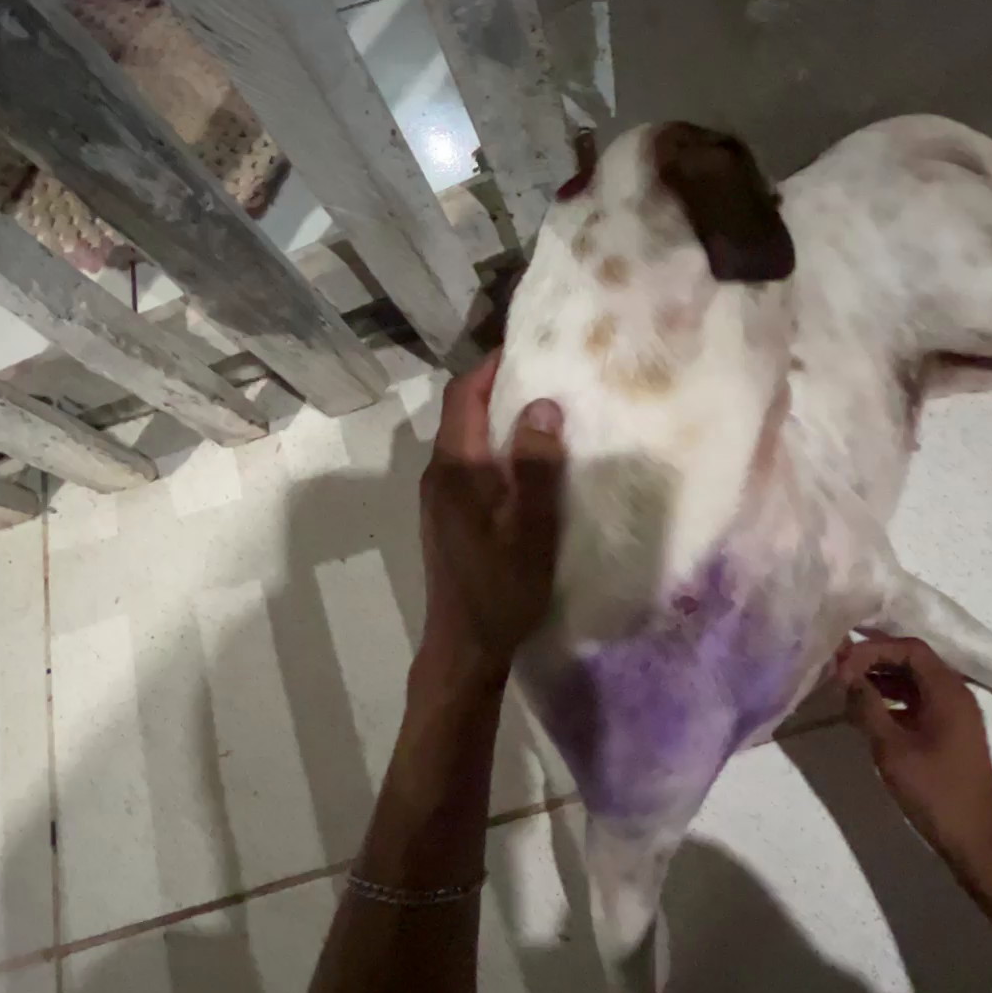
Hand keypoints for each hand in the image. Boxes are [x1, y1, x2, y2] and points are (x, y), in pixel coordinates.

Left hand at [417, 351, 565, 687]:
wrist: (465, 645)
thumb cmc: (501, 588)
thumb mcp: (530, 528)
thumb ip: (536, 466)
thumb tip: (542, 404)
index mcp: (455, 469)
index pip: (464, 396)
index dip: (492, 366)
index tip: (531, 348)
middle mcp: (439, 475)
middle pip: (464, 414)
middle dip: (502, 389)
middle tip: (552, 378)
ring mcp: (441, 497)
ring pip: (470, 441)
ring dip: (503, 422)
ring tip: (549, 417)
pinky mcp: (450, 516)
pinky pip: (473, 466)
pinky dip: (500, 451)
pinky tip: (532, 466)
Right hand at [836, 637, 991, 857]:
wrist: (974, 839)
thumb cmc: (933, 790)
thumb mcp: (891, 747)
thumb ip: (867, 706)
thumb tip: (846, 674)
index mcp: (948, 691)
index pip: (909, 649)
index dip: (873, 649)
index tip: (843, 665)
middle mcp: (956, 694)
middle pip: (912, 661)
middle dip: (875, 662)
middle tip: (840, 673)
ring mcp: (955, 714)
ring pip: (914, 682)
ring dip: (882, 681)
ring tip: (848, 692)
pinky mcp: (950, 733)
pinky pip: (919, 702)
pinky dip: (893, 701)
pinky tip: (868, 716)